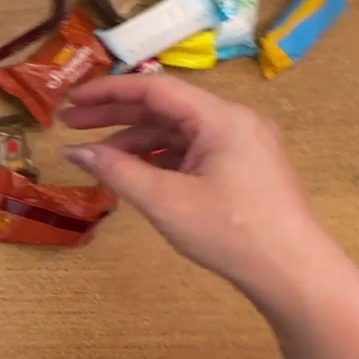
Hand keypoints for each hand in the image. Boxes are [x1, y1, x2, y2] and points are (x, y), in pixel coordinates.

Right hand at [59, 72, 338, 300]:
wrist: (289, 270)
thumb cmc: (228, 230)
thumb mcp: (162, 198)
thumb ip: (114, 169)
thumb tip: (72, 151)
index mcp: (220, 119)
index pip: (155, 89)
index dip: (107, 91)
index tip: (70, 101)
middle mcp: (232, 122)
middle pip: (163, 107)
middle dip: (113, 114)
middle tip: (68, 124)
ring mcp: (237, 144)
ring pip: (172, 130)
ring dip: (130, 139)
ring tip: (93, 156)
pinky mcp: (237, 166)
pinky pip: (185, 149)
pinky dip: (152, 156)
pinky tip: (128, 171)